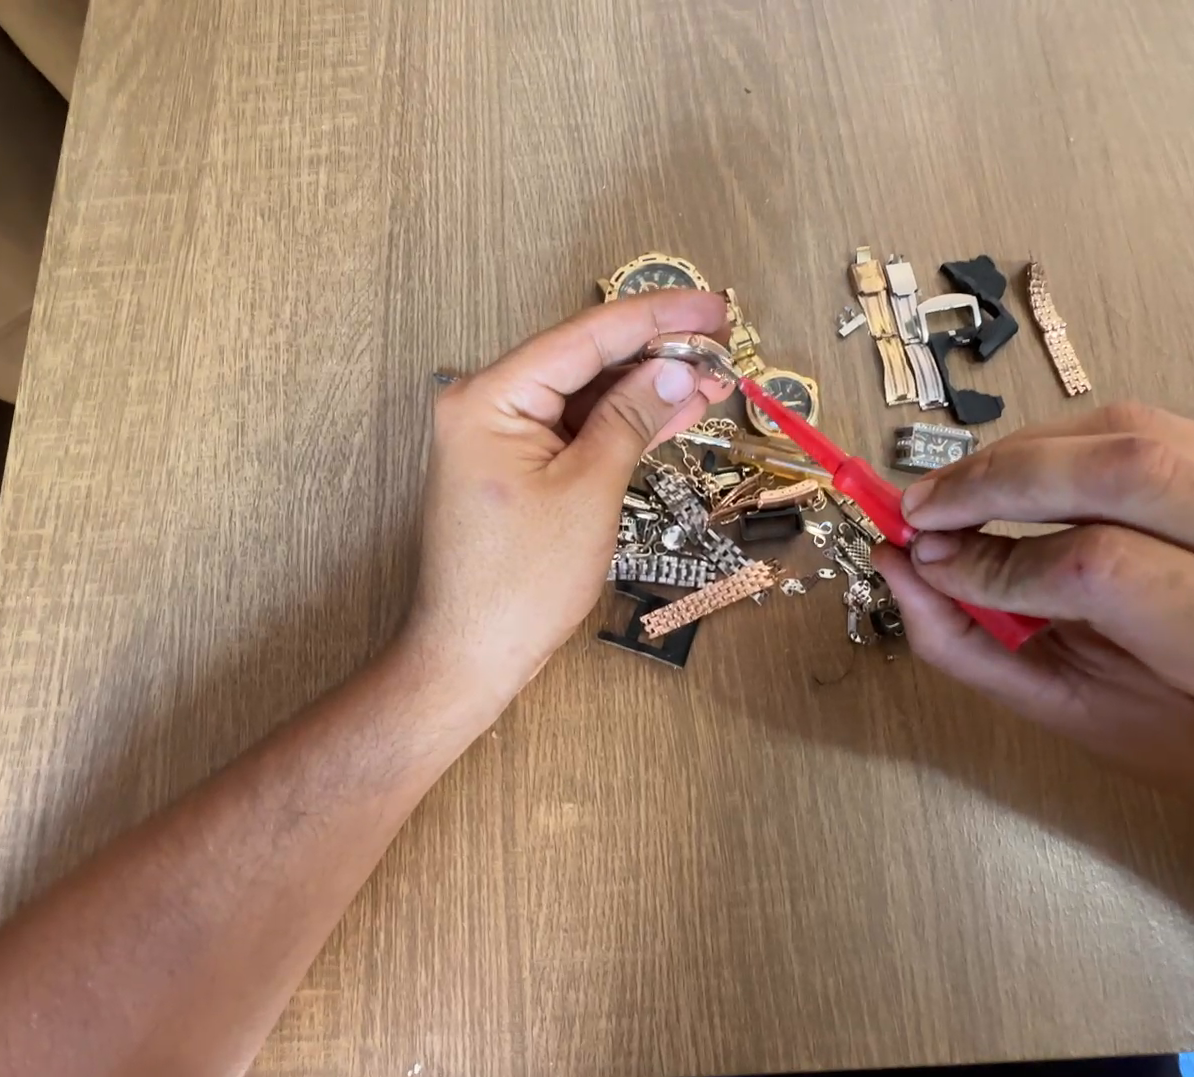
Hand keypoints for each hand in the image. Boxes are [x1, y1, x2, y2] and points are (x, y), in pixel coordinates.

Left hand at [401, 290, 732, 697]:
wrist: (473, 654)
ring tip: (711, 380)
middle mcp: (487, 404)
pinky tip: (672, 412)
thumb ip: (632, 418)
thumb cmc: (519, 584)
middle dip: (655, 353)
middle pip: (584, 360)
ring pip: (586, 396)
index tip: (712, 307)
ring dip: (646, 390)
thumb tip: (677, 369)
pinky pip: (576, 431)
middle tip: (720, 344)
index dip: (656, 317)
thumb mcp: (589, 490)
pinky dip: (621, 425)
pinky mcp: (517, 466)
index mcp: (489, 397)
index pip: (584, 337)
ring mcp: (500, 437)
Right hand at [871, 403, 1193, 810]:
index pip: (1109, 570)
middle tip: (924, 505)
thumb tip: (896, 558)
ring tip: (962, 493)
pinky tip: (1025, 481)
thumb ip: (966, 642)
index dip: (999, 560)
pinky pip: (1158, 431)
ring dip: (1026, 455)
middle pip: (1132, 470)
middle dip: (1002, 478)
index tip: (925, 559)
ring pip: (1141, 434)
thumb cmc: (1182, 743)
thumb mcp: (1063, 714)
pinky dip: (1067, 447)